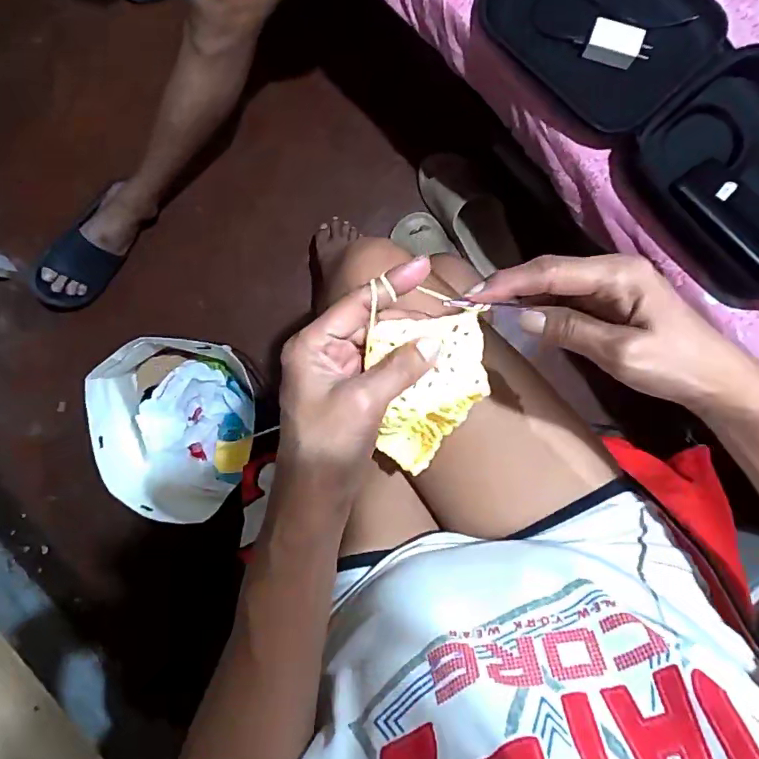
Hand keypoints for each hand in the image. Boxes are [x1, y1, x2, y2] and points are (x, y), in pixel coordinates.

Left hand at [278, 256, 440, 493]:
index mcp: (313, 345)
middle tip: (445, 315)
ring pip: (378, 342)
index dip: (392, 283)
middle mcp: (322, 351)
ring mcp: (336, 371)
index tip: (424, 263)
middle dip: (406, 316)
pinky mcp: (350, 389)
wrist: (315, 495)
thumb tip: (435, 341)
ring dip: (408, 339)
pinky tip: (428, 359)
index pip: (356, 302)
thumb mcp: (364, 402)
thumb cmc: (328, 445)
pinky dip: (403, 361)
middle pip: (369, 319)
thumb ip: (399, 367)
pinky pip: (380, 364)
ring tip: (443, 334)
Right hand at [470, 254, 758, 426]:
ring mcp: (614, 285)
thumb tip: (523, 316)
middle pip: (552, 270)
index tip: (475, 292)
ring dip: (524, 294)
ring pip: (558, 283)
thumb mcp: (621, 352)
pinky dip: (543, 305)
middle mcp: (614, 269)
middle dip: (511, 283)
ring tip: (488, 306)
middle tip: (473, 299)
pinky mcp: (613, 302)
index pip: (552, 270)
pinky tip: (523, 314)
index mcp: (619, 273)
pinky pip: (570, 298)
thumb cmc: (676, 365)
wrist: (718, 381)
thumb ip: (571, 329)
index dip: (510, 280)